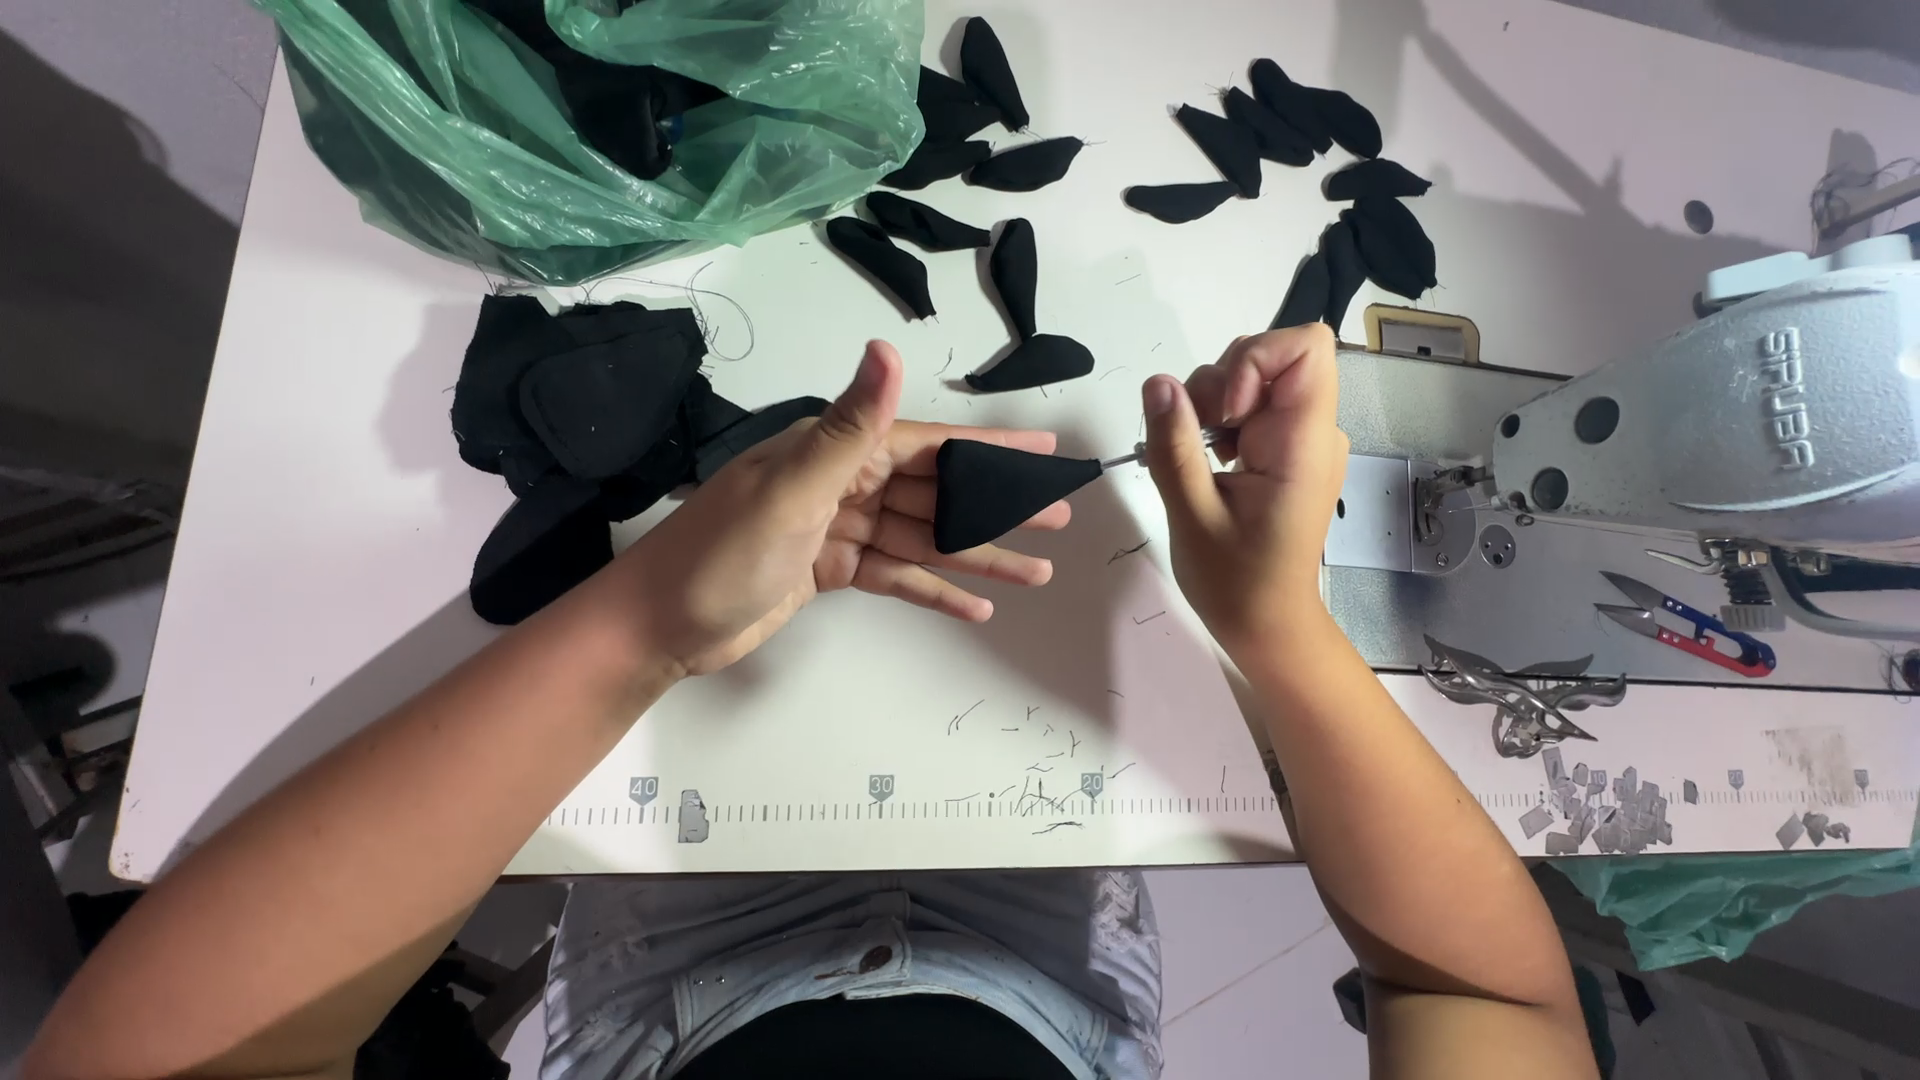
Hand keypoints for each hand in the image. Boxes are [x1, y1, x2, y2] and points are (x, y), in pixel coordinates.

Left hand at [616, 340, 1068, 675]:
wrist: (658, 625)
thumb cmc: (720, 554)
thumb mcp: (789, 490)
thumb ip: (848, 429)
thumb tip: (886, 348)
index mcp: (836, 451)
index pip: (929, 442)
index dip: (989, 446)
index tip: (1043, 449)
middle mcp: (842, 481)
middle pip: (935, 493)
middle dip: (996, 507)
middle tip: (1056, 519)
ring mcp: (838, 528)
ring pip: (921, 538)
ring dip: (976, 555)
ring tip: (1035, 573)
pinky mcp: (830, 570)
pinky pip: (894, 574)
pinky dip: (932, 588)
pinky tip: (974, 605)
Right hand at [1141, 325, 1347, 665]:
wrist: (1266, 622)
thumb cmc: (1235, 581)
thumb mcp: (1193, 514)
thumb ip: (1174, 445)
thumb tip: (1158, 383)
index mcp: (1304, 443)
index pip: (1306, 347)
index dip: (1253, 360)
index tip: (1222, 413)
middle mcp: (1312, 430)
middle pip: (1268, 357)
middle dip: (1219, 385)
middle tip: (1196, 442)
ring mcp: (1299, 438)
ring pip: (1251, 378)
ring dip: (1210, 405)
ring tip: (1197, 458)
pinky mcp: (1283, 449)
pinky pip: (1249, 406)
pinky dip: (1217, 421)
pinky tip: (1207, 461)